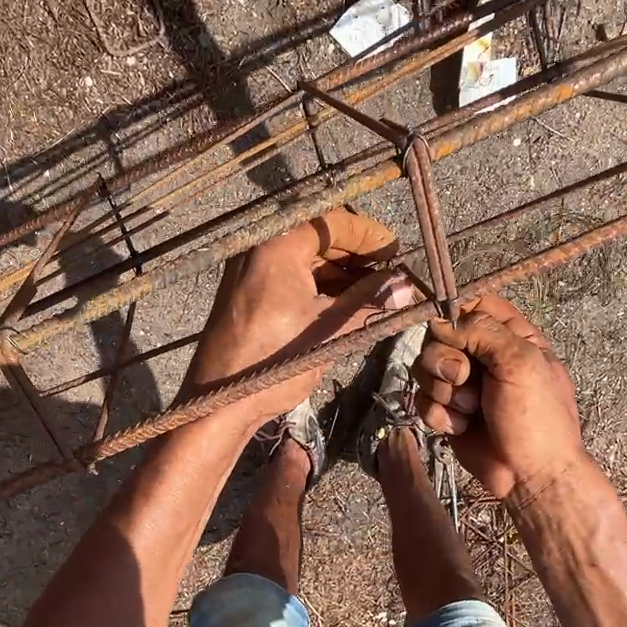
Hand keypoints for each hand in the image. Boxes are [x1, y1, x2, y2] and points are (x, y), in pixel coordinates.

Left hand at [183, 210, 415, 434]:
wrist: (221, 403)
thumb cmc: (274, 364)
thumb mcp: (328, 331)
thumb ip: (368, 302)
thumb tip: (405, 287)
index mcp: (276, 248)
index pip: (333, 223)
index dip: (370, 236)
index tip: (396, 253)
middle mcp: (258, 250)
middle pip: (318, 239)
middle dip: (357, 257)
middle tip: (389, 275)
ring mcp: (249, 272)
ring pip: (304, 260)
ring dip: (339, 274)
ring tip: (372, 294)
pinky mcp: (246, 295)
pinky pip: (288, 278)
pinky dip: (316, 288)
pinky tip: (342, 305)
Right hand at [414, 295, 583, 502]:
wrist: (529, 476)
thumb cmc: (537, 418)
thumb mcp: (520, 362)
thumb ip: (481, 331)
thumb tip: (441, 321)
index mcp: (510, 336)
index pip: (472, 305)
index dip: (455, 314)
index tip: (450, 331)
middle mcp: (483, 356)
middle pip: (438, 337)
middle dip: (446, 361)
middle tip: (467, 380)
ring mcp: (462, 386)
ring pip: (425, 369)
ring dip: (444, 392)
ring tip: (470, 411)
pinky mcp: (447, 413)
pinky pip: (423, 401)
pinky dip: (439, 416)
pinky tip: (460, 428)